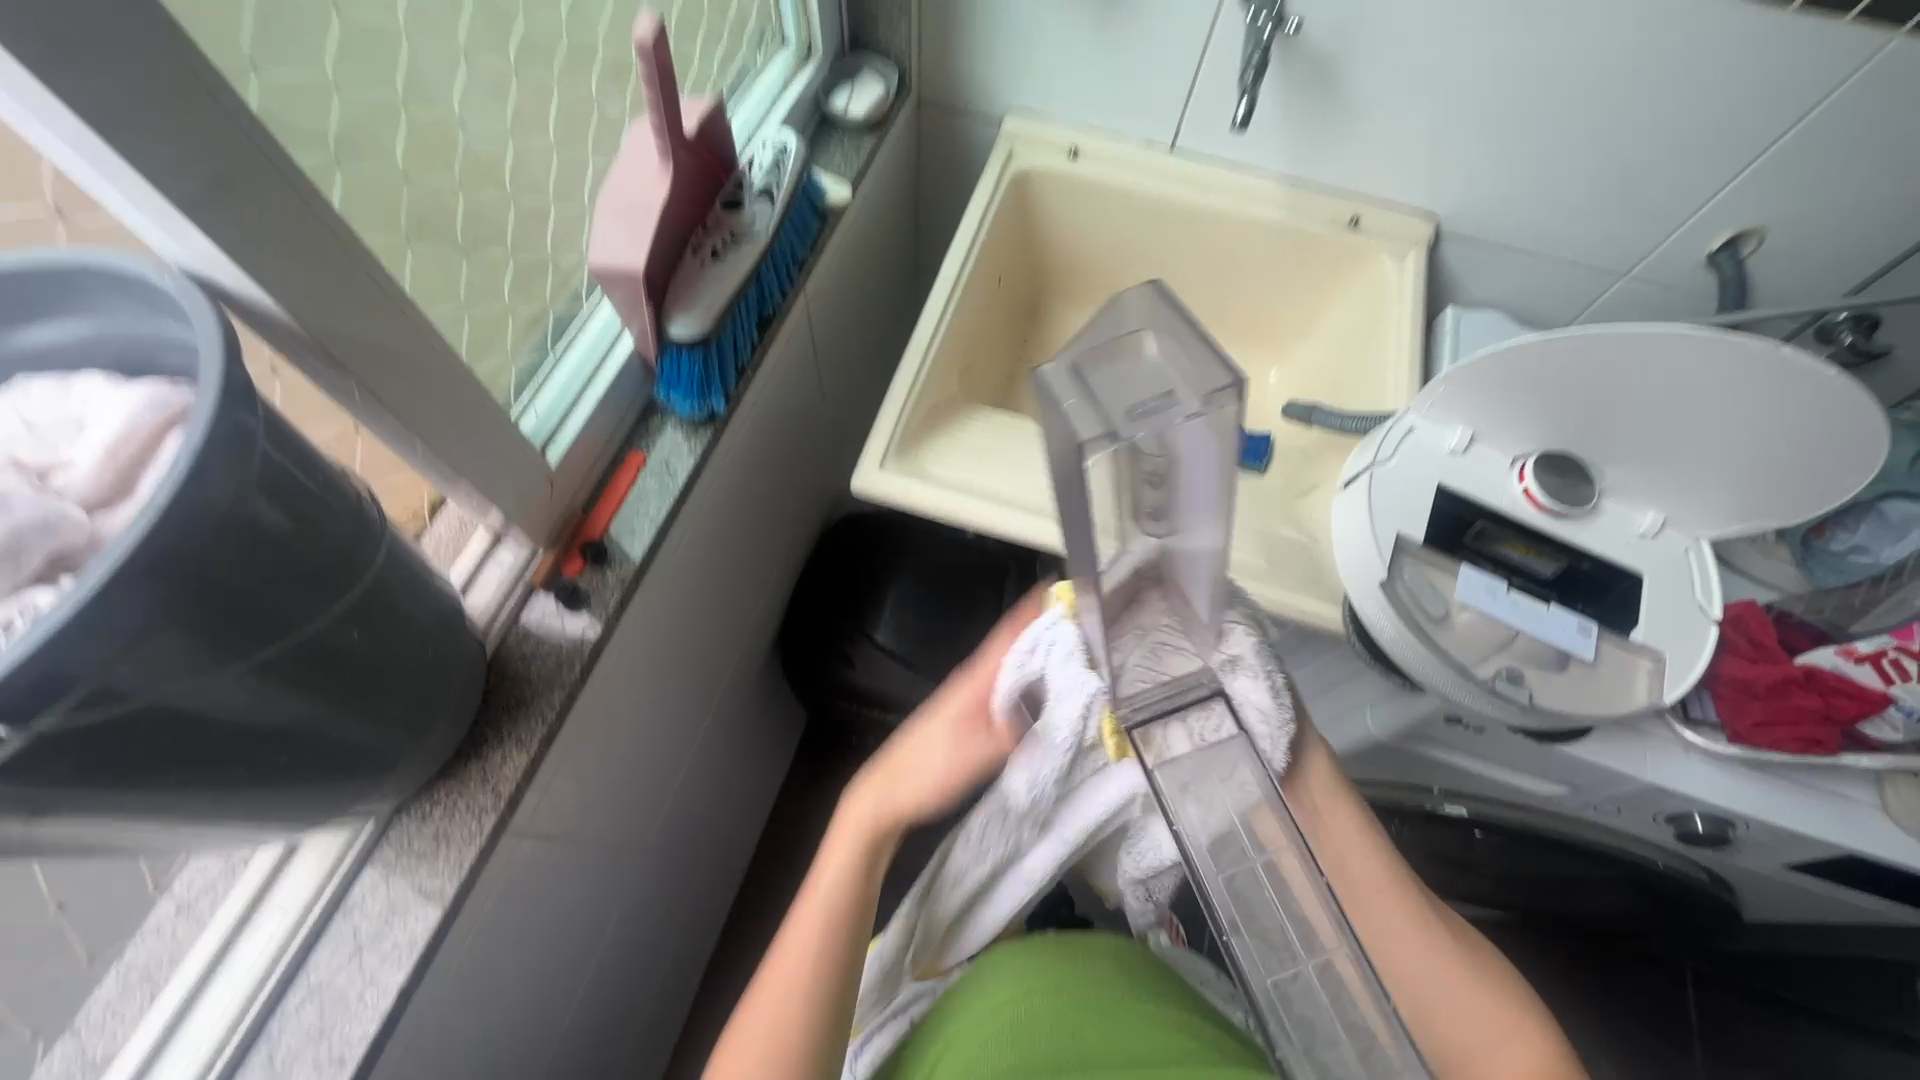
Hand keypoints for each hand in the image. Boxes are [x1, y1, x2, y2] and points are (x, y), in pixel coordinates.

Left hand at [839, 586, 1048, 841]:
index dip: (1032, 609)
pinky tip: (1040, 694)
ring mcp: (966, 699)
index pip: (1008, 633)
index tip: (1061, 588)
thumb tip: (1055, 710)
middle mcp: (971, 682)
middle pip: (1012, 647)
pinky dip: (1024, 682)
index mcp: (975, 680)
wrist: (886, 793)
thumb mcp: (981, 755)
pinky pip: (1002, 689)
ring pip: (1008, 668)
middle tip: (1084, 624)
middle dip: (1045, 632)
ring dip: (1036, 657)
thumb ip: (1019, 731)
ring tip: (1072, 653)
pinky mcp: (964, 718)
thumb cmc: (928, 770)